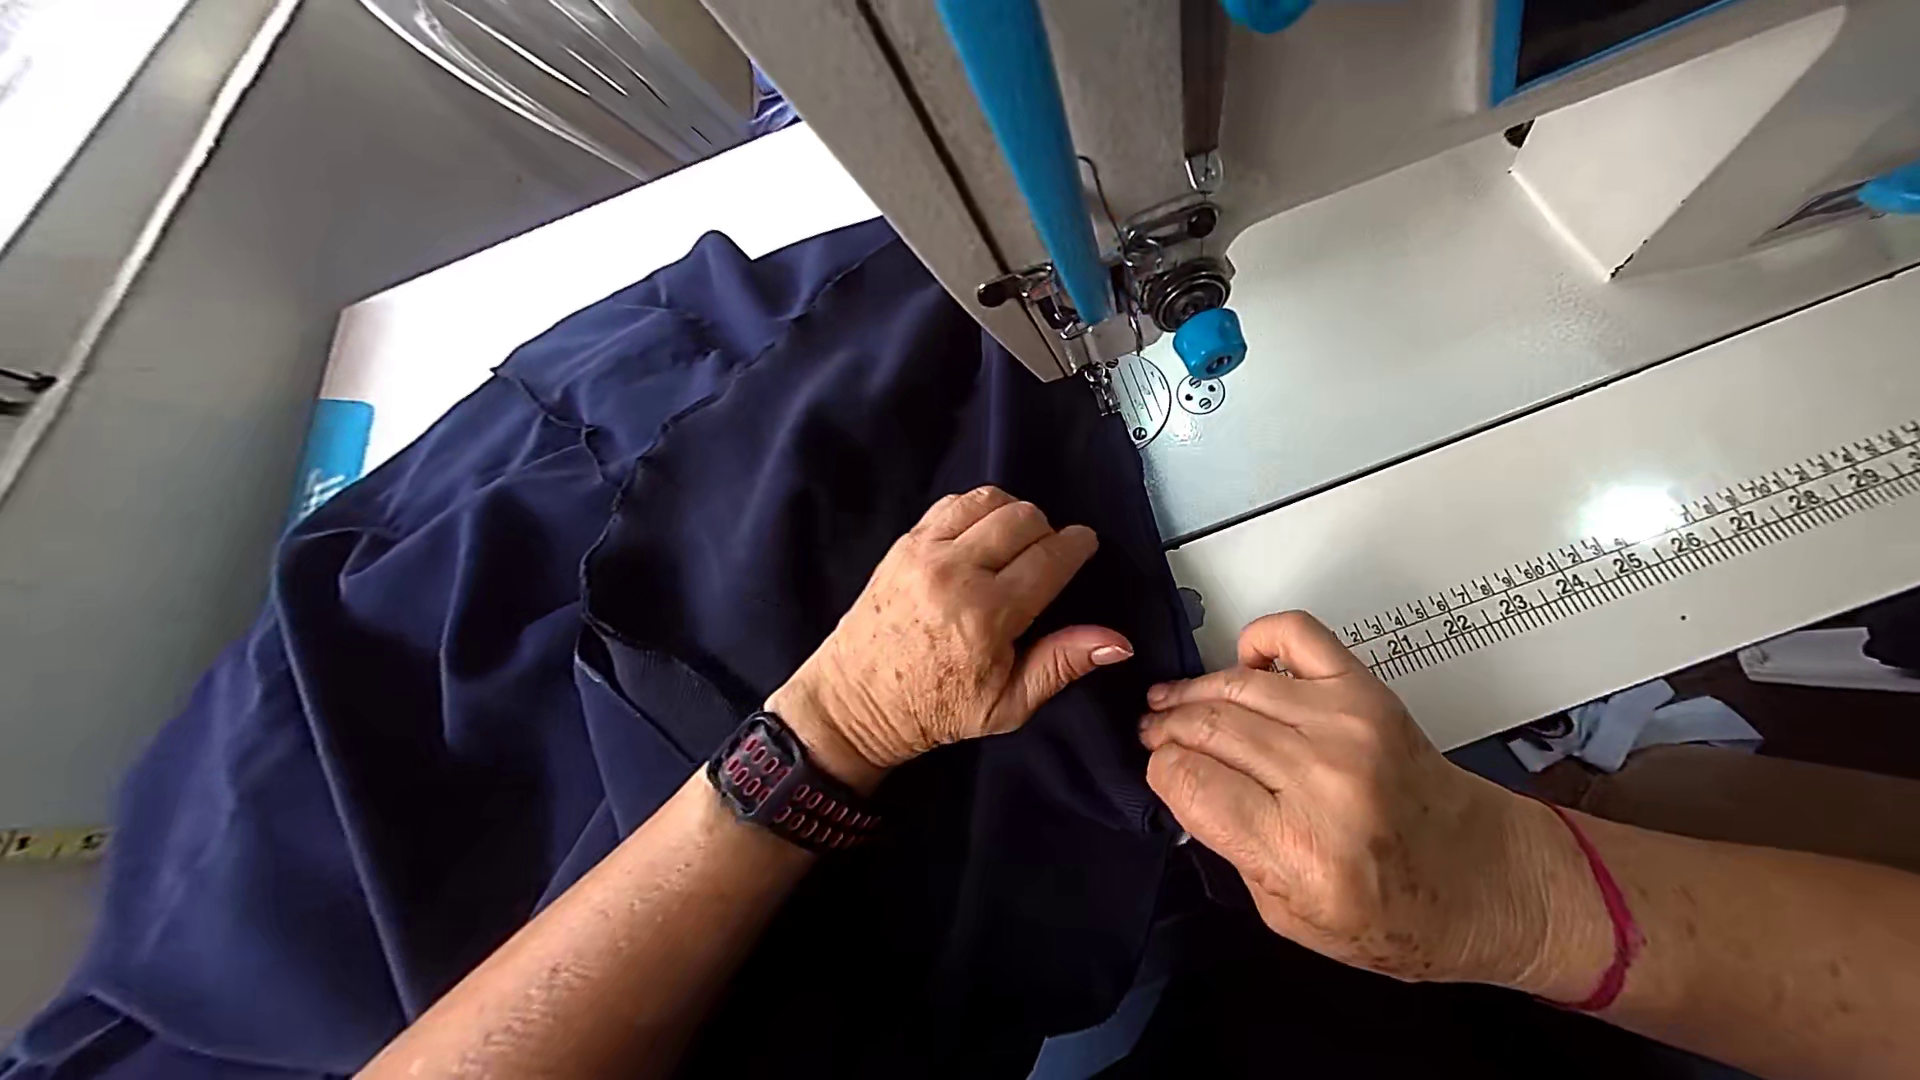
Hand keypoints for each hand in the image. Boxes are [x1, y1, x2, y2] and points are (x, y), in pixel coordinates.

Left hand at [770, 486, 1132, 792]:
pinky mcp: (904, 543)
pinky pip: (952, 503)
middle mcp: (955, 573)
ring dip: (1013, 514)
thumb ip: (1062, 664)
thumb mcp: (1009, 705)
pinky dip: (976, 510)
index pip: (1050, 557)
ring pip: (989, 500)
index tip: (1084, 544)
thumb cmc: (934, 708)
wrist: (857, 699)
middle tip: (1046, 556)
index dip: (1077, 545)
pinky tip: (980, 536)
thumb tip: (1117, 642)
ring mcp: (924, 552)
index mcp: (987, 616)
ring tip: (1015, 543)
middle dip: (1047, 531)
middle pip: (1024, 518)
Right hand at [1139, 611, 1606, 992]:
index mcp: (1300, 849)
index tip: (1162, 771)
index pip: (1186, 779)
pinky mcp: (1365, 691)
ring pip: (1231, 684)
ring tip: (1175, 701)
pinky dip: (1256, 639)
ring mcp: (1346, 725)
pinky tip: (1244, 665)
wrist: (1487, 880)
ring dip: (1191, 690)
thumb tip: (1182, 780)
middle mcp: (1323, 780)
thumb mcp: (1288, 916)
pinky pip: (1291, 633)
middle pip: (1203, 726)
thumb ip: (1226, 846)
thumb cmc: (1396, 912)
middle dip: (1165, 729)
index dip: (1161, 771)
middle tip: (1155, 732)